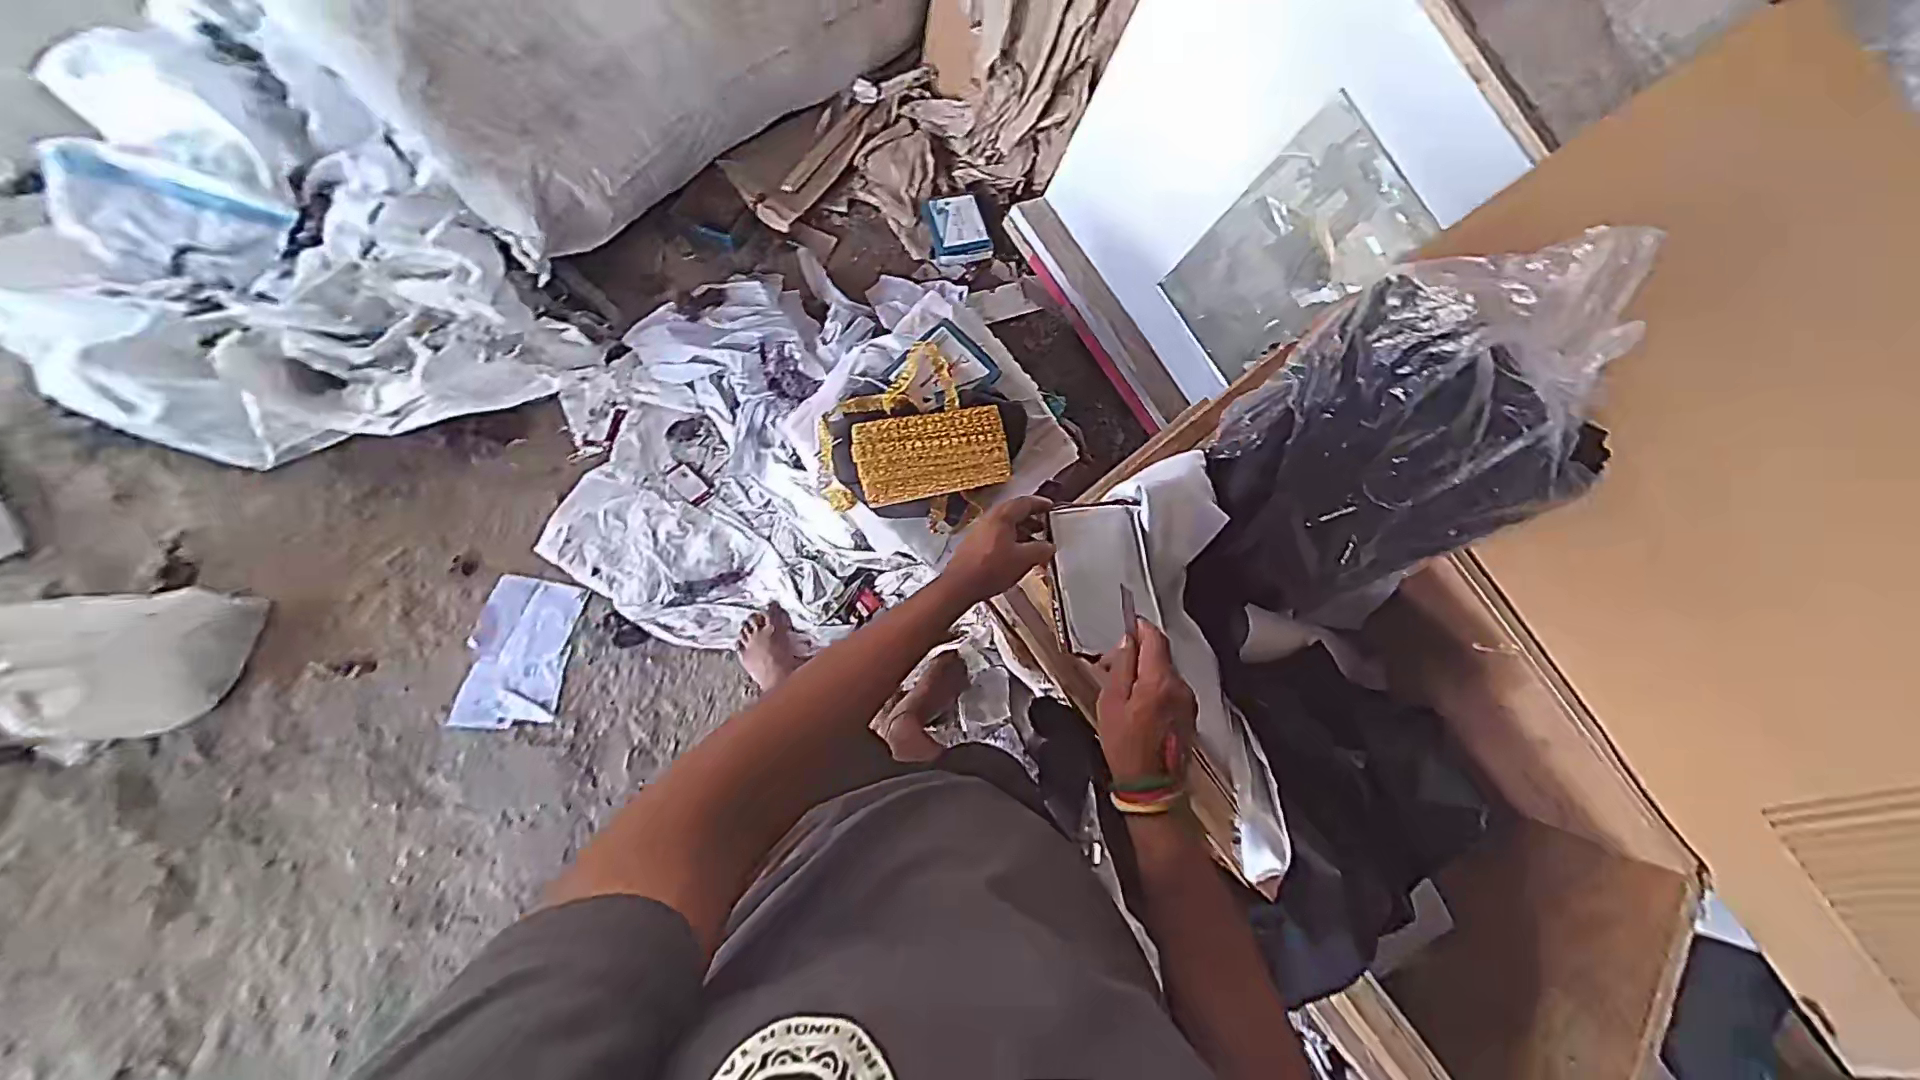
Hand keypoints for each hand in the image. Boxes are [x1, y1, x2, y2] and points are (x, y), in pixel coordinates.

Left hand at [940, 495, 1055, 605]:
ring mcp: (979, 530)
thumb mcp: (1024, 560)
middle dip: (1030, 518)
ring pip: (1004, 524)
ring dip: (1020, 530)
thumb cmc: (992, 568)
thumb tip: (1049, 546)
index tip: (1050, 506)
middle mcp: (989, 519)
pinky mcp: (973, 543)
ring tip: (1033, 541)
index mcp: (1002, 516)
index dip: (1040, 503)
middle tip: (1043, 524)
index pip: (1024, 503)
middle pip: (1013, 512)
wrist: (961, 584)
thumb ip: (1040, 550)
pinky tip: (1015, 553)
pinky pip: (995, 534)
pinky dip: (1009, 538)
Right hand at [1096, 619, 1198, 783]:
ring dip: (1145, 670)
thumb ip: (1121, 667)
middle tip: (1113, 663)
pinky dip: (1154, 686)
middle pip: (1161, 654)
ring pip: (1165, 671)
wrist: (1151, 787)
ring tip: (1121, 687)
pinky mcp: (1189, 713)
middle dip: (1138, 652)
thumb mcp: (1111, 702)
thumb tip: (1127, 643)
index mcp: (1159, 681)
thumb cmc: (1125, 747)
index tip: (1128, 624)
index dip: (1141, 627)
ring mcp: (1188, 701)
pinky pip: (1170, 688)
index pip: (1155, 639)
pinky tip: (1136, 702)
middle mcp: (1180, 687)